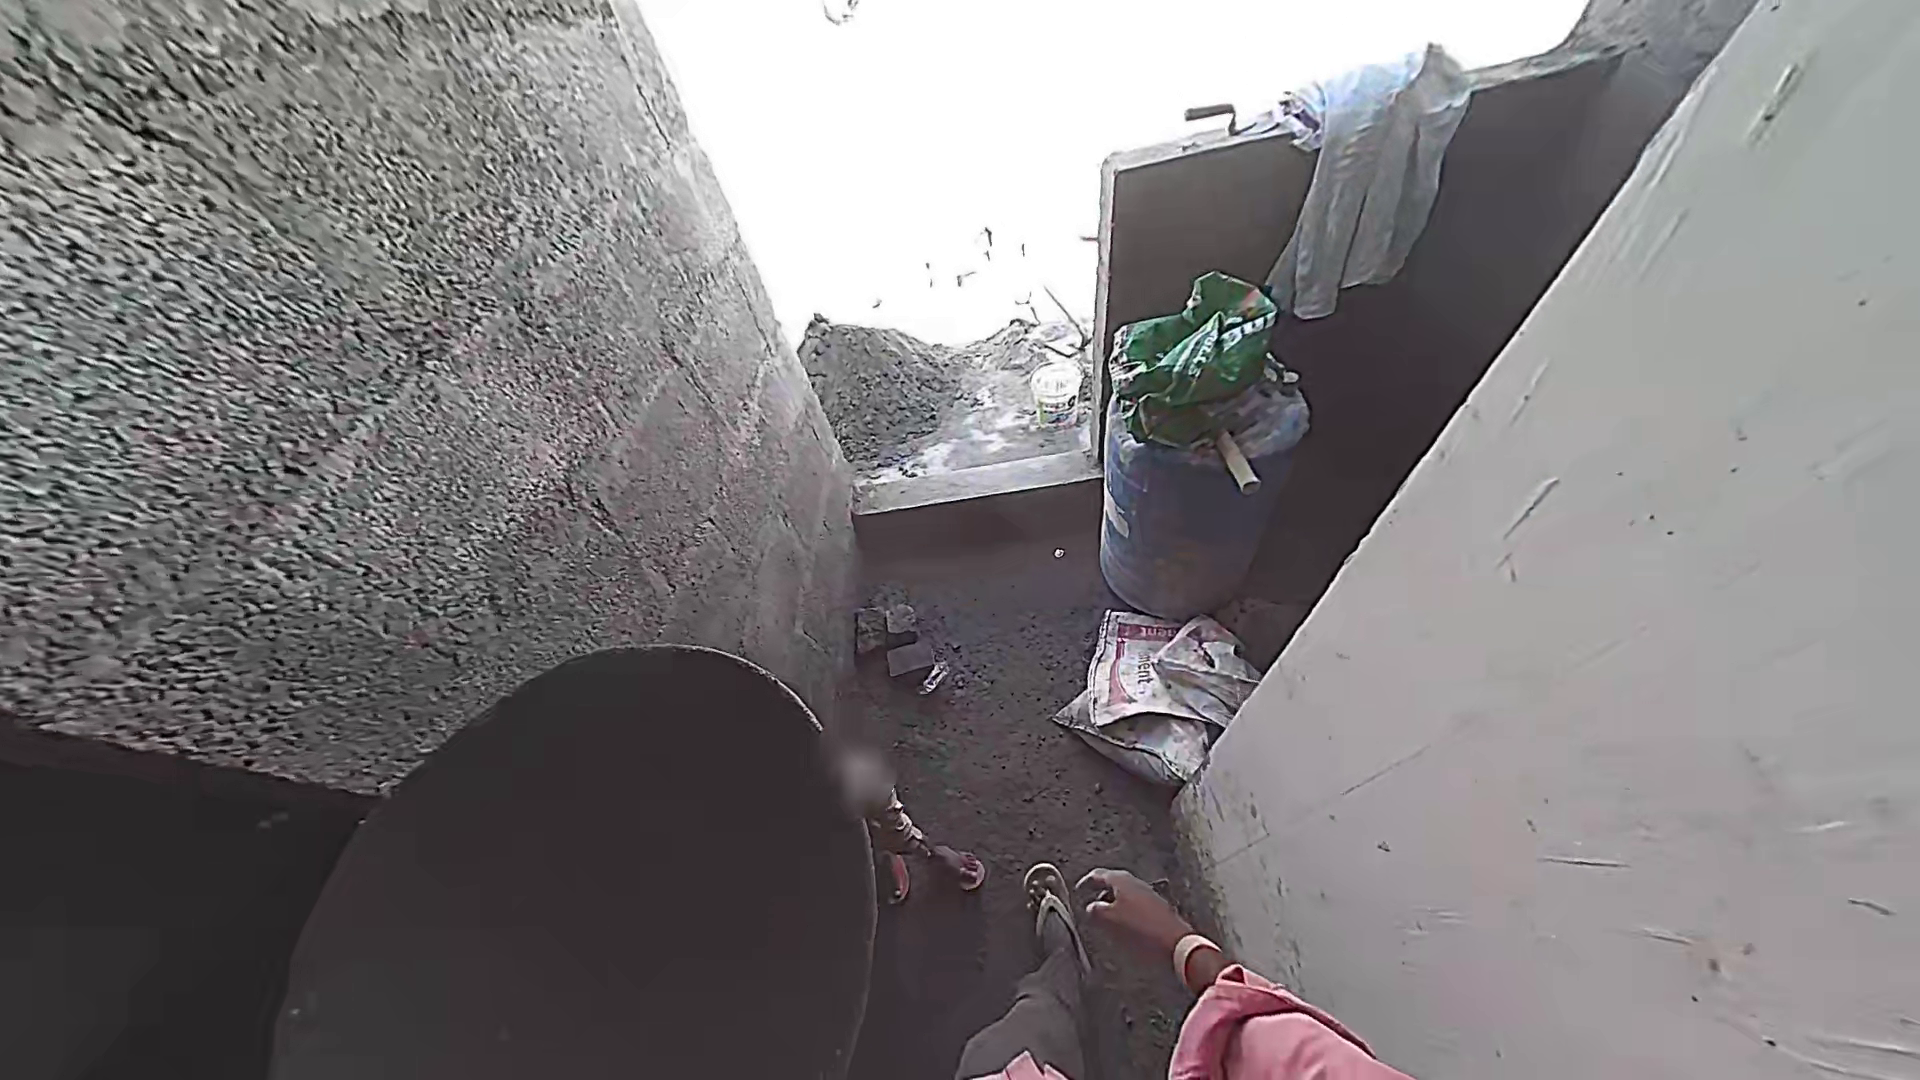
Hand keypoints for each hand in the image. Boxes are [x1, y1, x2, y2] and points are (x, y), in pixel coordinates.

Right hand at [1077, 868, 1194, 959]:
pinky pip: (1135, 906)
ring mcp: (1148, 895)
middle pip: (1112, 883)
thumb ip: (1095, 911)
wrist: (1176, 945)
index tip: (1078, 891)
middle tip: (1090, 904)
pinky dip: (1125, 912)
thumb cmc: (1140, 930)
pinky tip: (1124, 927)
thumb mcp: (1110, 921)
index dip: (1085, 882)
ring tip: (1105, 919)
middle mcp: (1135, 882)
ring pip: (1124, 895)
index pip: (1097, 875)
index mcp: (1121, 880)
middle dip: (1099, 893)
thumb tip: (1091, 907)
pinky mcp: (1158, 910)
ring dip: (1113, 904)